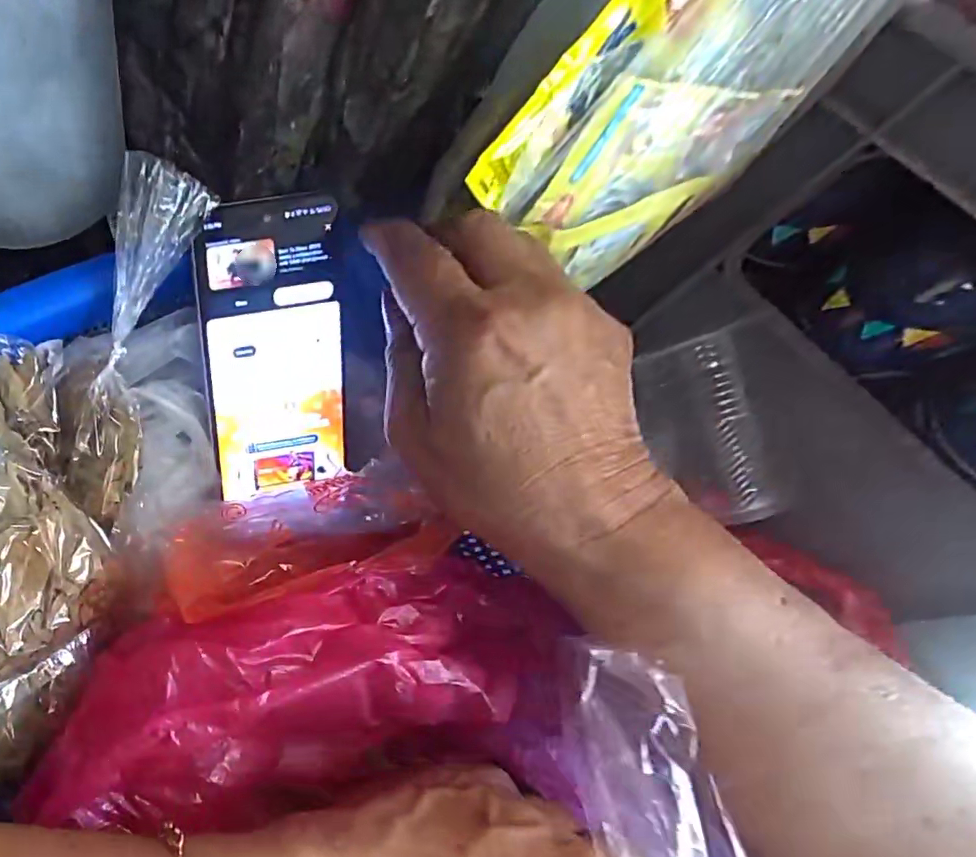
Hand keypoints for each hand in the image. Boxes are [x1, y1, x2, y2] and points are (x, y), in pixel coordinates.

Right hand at [361, 212, 680, 571]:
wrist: (585, 510)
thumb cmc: (482, 485)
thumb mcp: (412, 433)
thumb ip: (400, 360)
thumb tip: (399, 313)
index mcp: (467, 332)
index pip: (419, 259)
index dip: (389, 241)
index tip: (372, 237)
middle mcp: (524, 300)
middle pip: (477, 226)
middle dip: (437, 235)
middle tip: (414, 266)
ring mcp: (572, 305)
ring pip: (516, 245)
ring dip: (477, 257)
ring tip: (454, 295)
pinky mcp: (602, 322)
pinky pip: (545, 280)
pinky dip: (511, 286)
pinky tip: (500, 330)